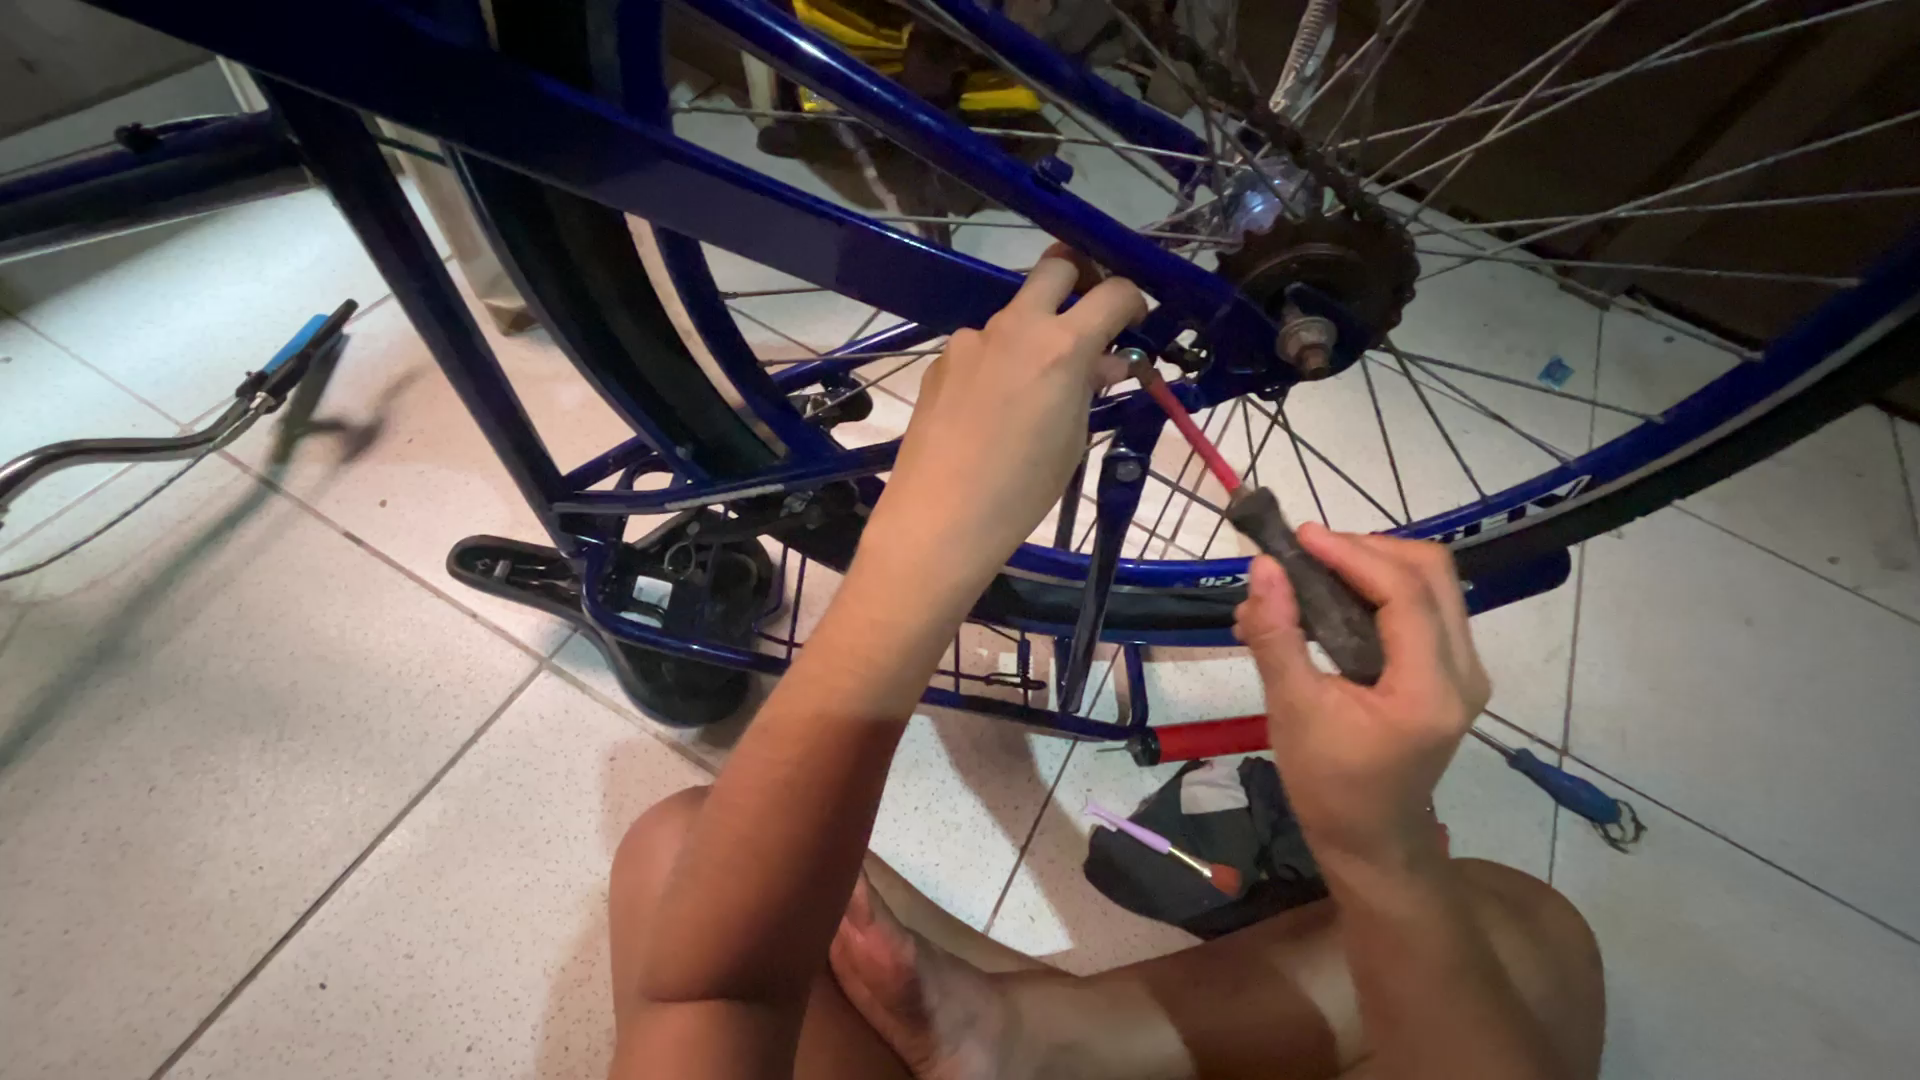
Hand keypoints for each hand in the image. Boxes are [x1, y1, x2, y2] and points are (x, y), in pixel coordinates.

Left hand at [862, 246, 1145, 602]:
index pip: (1113, 292)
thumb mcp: (1072, 440)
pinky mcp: (940, 361)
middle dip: (1081, 279)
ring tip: (1034, 388)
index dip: (1132, 302)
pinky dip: (998, 361)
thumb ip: (1089, 388)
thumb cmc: (1021, 490)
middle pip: (1056, 265)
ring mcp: (970, 340)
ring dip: (1033, 331)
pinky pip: (981, 347)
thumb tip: (1105, 363)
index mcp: (1061, 345)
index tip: (1133, 324)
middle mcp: (1014, 327)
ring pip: (1013, 313)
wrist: (939, 516)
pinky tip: (990, 409)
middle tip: (1088, 320)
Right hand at [1233, 525, 1488, 869]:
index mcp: (1431, 689)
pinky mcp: (1447, 671)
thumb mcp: (1291, 709)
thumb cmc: (1328, 783)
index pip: (1405, 594)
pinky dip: (1374, 587)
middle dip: (1366, 549)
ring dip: (1370, 563)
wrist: (1369, 839)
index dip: (1352, 554)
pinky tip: (1327, 598)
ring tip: (1309, 571)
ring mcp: (1463, 670)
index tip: (1299, 537)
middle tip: (1305, 550)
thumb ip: (1277, 635)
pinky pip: (1420, 606)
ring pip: (1429, 584)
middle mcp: (1464, 671)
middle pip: (1431, 574)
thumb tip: (1262, 568)